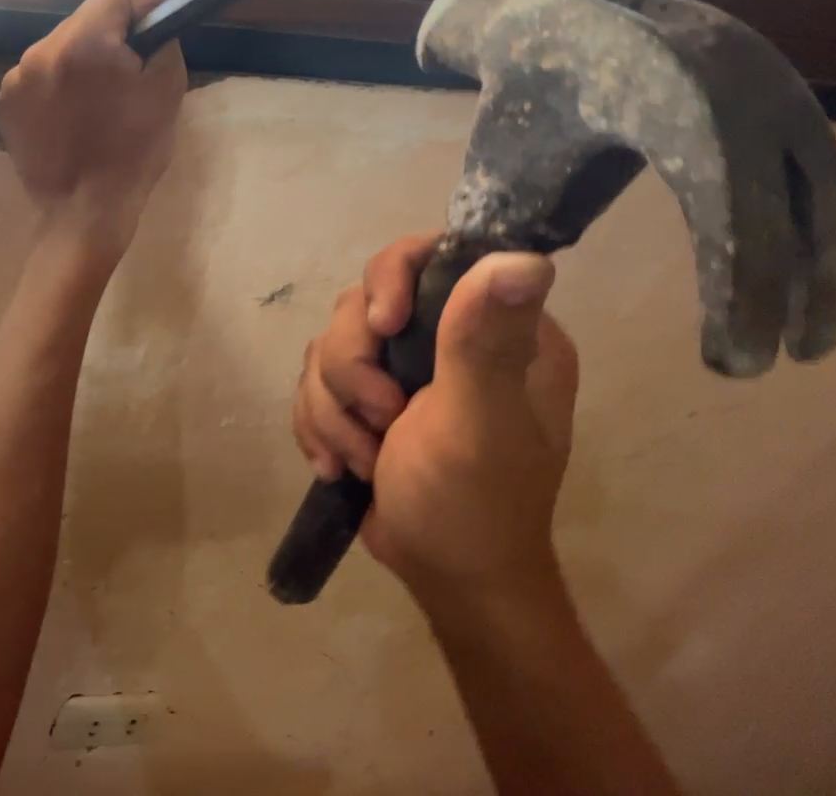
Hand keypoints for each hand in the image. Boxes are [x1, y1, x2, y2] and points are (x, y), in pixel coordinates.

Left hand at [0, 0, 186, 260]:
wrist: (84, 211)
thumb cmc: (136, 151)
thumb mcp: (163, 84)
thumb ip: (152, 19)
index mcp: (83, 42)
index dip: (133, 23)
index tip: (138, 58)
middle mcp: (39, 50)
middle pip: (81, 22)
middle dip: (102, 43)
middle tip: (116, 91)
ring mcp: (14, 78)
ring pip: (56, 48)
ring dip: (74, 65)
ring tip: (89, 111)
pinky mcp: (2, 103)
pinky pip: (34, 76)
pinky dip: (51, 89)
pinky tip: (64, 122)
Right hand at [295, 235, 578, 598]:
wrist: (444, 577)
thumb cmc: (472, 505)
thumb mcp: (477, 423)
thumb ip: (483, 341)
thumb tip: (522, 257)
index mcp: (500, 332)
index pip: (431, 258)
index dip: (389, 280)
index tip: (379, 325)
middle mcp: (450, 340)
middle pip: (358, 306)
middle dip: (351, 370)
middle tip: (379, 421)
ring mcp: (404, 371)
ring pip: (327, 349)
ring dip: (333, 409)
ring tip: (363, 459)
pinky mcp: (366, 399)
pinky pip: (312, 385)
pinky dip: (318, 425)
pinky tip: (340, 466)